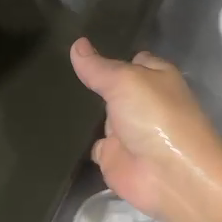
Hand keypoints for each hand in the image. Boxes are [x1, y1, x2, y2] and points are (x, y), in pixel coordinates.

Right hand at [69, 38, 221, 216]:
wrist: (170, 176)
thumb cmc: (156, 118)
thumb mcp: (126, 81)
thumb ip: (99, 68)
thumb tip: (76, 44)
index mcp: (156, 79)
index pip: (134, 61)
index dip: (113, 56)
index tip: (82, 48)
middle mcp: (143, 104)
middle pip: (115, 90)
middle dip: (94, 84)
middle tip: (58, 70)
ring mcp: (128, 133)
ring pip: (101, 118)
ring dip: (83, 113)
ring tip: (51, 96)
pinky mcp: (114, 159)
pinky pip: (94, 147)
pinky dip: (79, 143)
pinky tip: (58, 132)